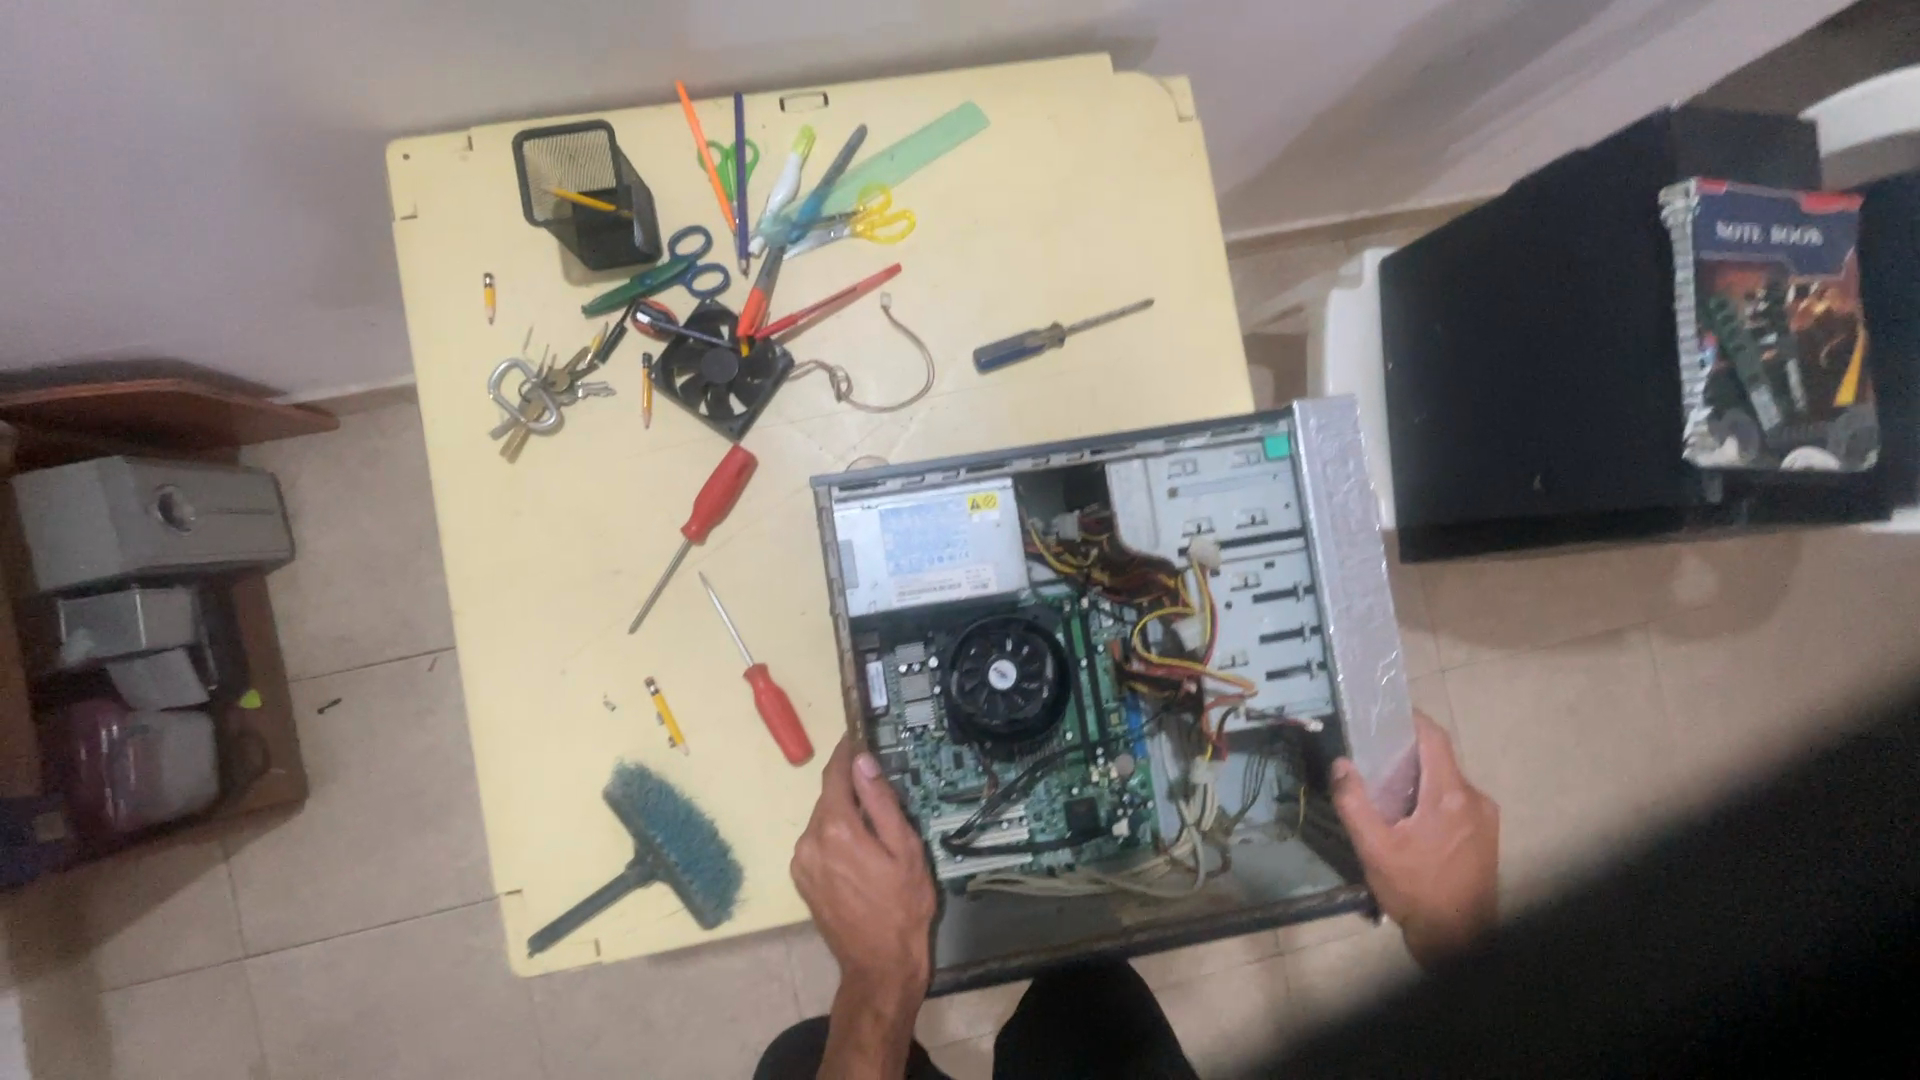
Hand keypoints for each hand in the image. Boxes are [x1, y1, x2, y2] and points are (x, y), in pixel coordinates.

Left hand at [791, 738, 935, 1076]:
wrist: (879, 965)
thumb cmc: (903, 905)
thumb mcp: (905, 848)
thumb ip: (881, 801)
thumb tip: (863, 761)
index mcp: (836, 829)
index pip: (835, 774)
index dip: (846, 751)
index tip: (857, 734)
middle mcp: (809, 841)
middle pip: (829, 797)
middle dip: (851, 788)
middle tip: (881, 791)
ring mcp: (801, 862)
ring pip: (823, 819)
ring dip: (844, 814)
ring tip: (875, 831)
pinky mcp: (801, 878)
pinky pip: (818, 841)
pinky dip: (836, 835)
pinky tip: (859, 853)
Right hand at [1331, 711, 1498, 968]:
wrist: (1459, 940)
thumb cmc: (1416, 890)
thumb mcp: (1373, 848)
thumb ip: (1354, 802)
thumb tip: (1341, 763)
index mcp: (1450, 796)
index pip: (1434, 738)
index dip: (1409, 719)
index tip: (1379, 713)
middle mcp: (1474, 799)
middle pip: (1438, 758)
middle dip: (1403, 752)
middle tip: (1367, 755)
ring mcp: (1484, 818)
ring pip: (1445, 780)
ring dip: (1415, 777)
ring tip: (1381, 787)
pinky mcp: (1484, 835)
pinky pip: (1453, 799)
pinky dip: (1428, 796)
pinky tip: (1404, 815)